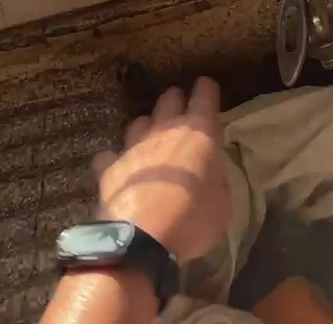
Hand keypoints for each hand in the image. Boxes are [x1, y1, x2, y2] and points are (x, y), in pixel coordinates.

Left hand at [92, 78, 230, 261]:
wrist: (141, 242)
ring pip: (140, 122)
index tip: (207, 90)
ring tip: (150, 143)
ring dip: (147, 129)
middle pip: (169, 99)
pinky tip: (118, 170)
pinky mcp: (110, 167)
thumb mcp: (222, 202)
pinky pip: (110, 155)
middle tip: (181, 116)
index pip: (205, 94)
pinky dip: (115, 160)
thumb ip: (215, 177)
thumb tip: (210, 173)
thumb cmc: (193, 220)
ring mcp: (134, 145)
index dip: (207, 90)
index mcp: (200, 131)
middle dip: (175, 102)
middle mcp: (166, 128)